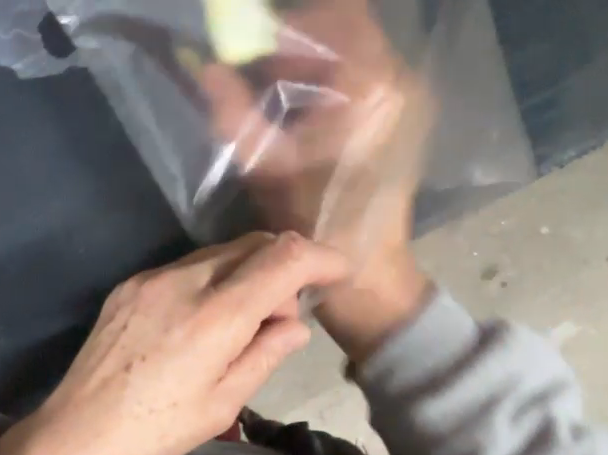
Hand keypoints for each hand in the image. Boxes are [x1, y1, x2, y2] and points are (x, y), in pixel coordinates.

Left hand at [0, 232, 348, 454]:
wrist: (73, 438)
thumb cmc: (152, 436)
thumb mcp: (220, 406)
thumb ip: (263, 356)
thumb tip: (294, 324)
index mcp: (214, 316)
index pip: (284, 257)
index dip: (321, 259)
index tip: (336, 275)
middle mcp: (182, 282)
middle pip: (252, 245)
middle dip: (282, 268)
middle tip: (282, 317)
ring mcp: (148, 280)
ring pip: (217, 254)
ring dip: (245, 274)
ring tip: (241, 325)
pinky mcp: (125, 288)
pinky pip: (184, 269)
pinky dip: (210, 282)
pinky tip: (203, 322)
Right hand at [198, 1, 433, 356]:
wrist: (368, 276)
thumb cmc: (318, 227)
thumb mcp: (267, 169)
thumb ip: (234, 115)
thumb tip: (204, 70)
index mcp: (370, 86)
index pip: (334, 15)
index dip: (287, 26)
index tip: (249, 48)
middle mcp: (395, 81)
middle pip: (343, 31)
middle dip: (293, 48)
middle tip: (252, 73)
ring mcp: (403, 100)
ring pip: (351, 55)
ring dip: (307, 68)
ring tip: (268, 97)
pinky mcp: (399, 121)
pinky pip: (358, 81)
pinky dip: (324, 88)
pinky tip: (294, 118)